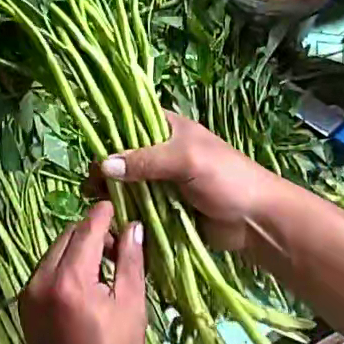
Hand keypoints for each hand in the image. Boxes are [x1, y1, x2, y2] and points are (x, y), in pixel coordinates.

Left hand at [20, 201, 144, 343]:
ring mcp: (29, 291)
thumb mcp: (131, 308)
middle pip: (68, 235)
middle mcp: (42, 278)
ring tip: (105, 266)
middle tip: (119, 246)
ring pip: (55, 250)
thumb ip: (130, 262)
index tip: (120, 205)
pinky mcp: (25, 303)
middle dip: (93, 232)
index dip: (105, 214)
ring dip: (78, 248)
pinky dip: (65, 264)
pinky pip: (46, 268)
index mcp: (70, 280)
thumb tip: (134, 227)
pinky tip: (86, 281)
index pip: (88, 229)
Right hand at [98, 112, 290, 250]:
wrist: (256, 221)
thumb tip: (103, 165)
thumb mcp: (186, 160)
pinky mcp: (161, 208)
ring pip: (125, 184)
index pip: (127, 122)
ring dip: (110, 194)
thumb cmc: (227, 178)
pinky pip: (135, 207)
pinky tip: (108, 221)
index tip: (88, 152)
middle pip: (121, 156)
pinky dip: (122, 213)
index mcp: (167, 128)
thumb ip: (146, 161)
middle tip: (90, 189)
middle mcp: (159, 151)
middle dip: (104, 171)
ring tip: (96, 207)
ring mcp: (160, 181)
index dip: (106, 134)